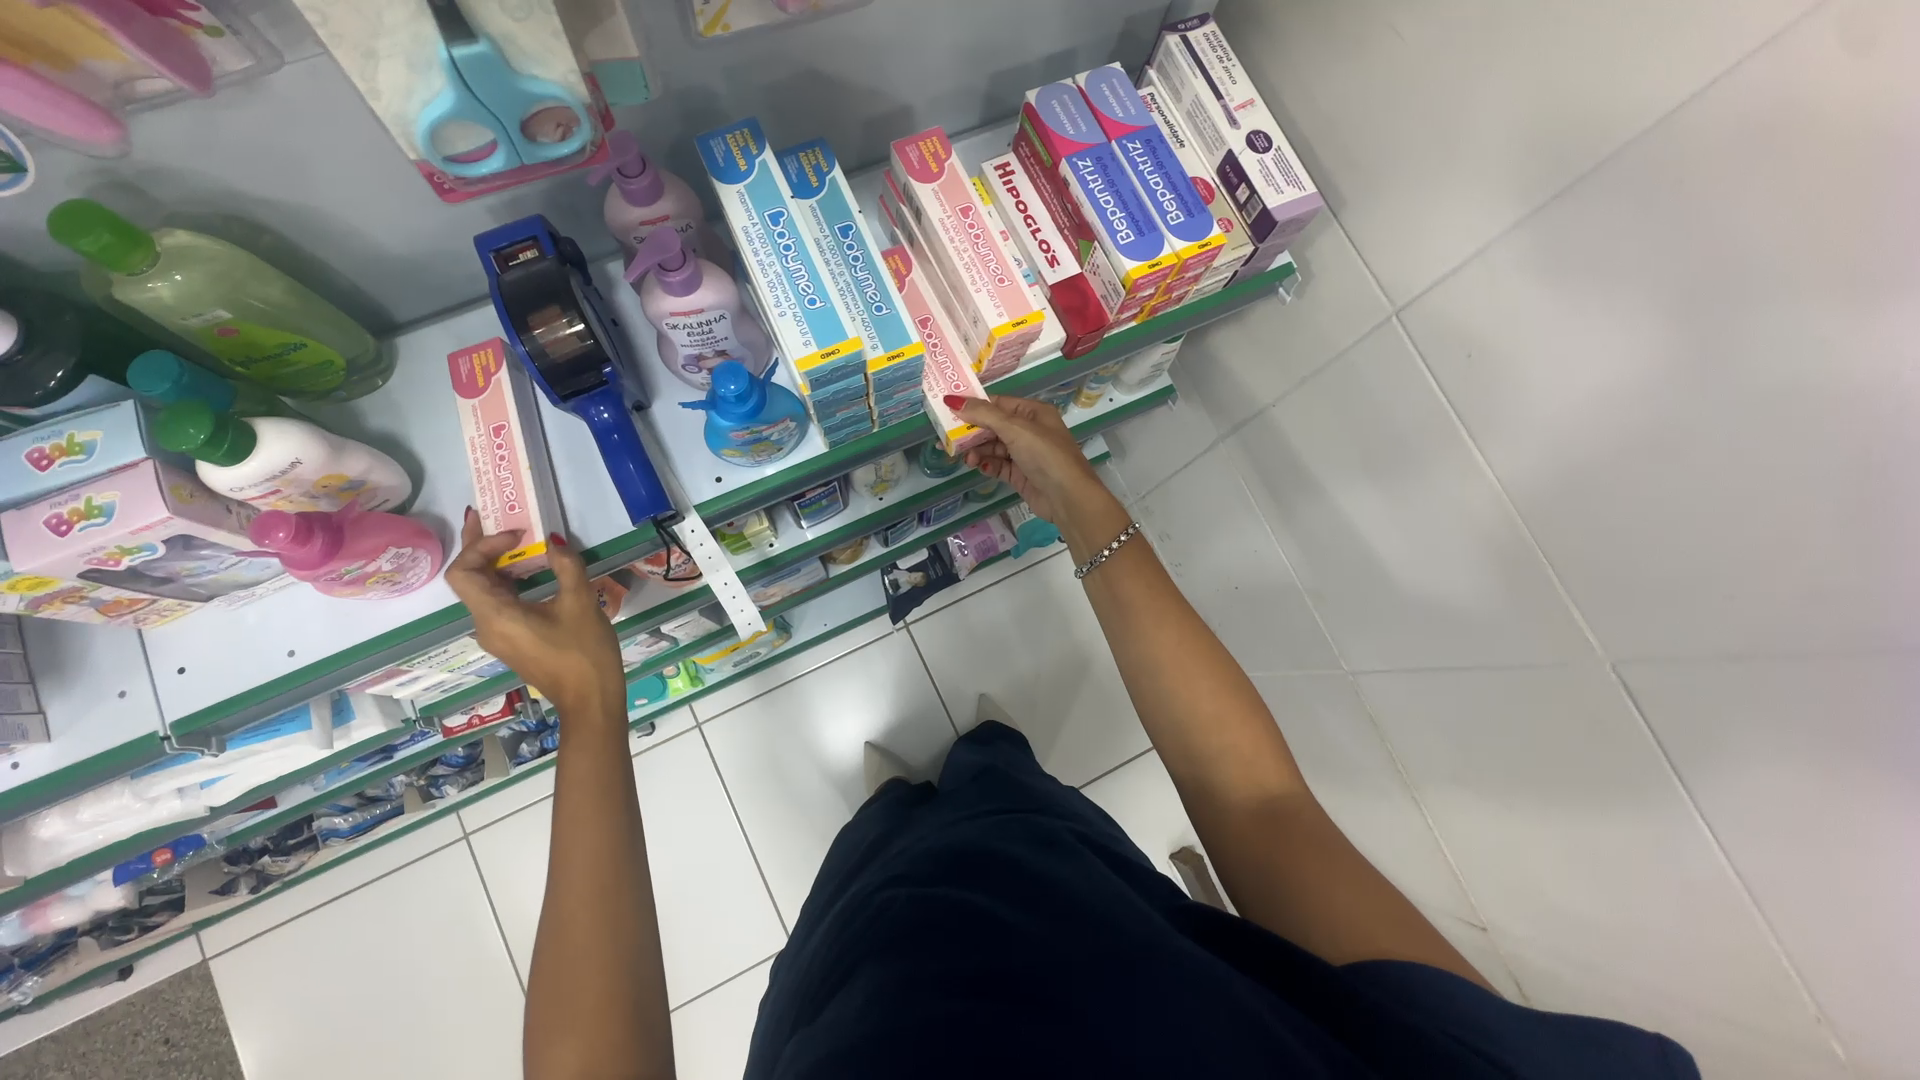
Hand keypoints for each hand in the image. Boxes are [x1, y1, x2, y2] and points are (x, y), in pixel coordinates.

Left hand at [444, 509, 624, 720]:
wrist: (590, 700)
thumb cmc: (583, 652)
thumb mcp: (580, 603)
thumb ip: (566, 566)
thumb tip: (554, 541)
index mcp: (494, 615)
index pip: (463, 572)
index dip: (482, 545)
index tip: (517, 534)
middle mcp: (486, 625)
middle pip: (470, 579)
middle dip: (483, 546)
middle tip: (497, 516)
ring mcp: (498, 635)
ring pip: (485, 591)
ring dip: (499, 563)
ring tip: (519, 539)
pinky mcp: (512, 640)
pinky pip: (500, 603)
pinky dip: (510, 581)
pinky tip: (532, 571)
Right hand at [949, 394, 1111, 525]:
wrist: (1068, 497)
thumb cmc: (1045, 455)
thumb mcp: (1015, 429)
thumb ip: (983, 414)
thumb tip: (952, 399)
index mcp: (1033, 412)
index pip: (998, 404)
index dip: (974, 407)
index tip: (949, 411)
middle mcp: (1030, 430)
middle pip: (993, 426)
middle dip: (972, 432)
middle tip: (949, 439)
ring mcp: (1026, 454)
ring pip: (994, 447)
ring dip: (978, 451)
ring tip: (967, 459)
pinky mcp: (1021, 475)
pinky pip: (999, 465)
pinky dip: (987, 465)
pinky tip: (979, 466)